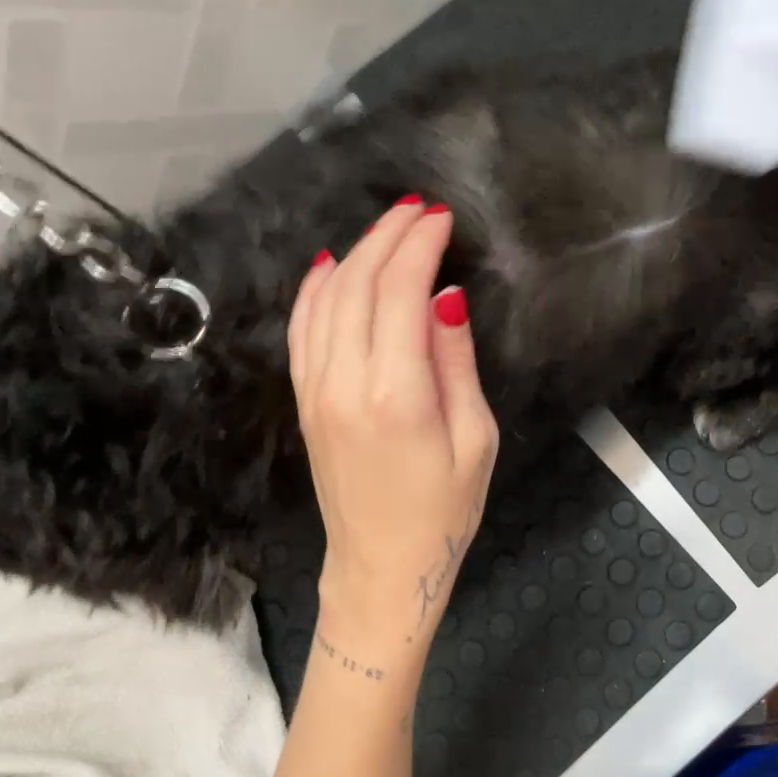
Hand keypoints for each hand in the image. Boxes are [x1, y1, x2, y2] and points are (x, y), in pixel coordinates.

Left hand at [287, 198, 499, 653]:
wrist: (382, 565)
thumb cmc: (444, 511)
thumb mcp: (475, 439)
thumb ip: (455, 363)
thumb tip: (445, 297)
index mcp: (395, 394)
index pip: (400, 292)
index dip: (418, 246)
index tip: (440, 218)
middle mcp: (344, 383)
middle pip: (358, 285)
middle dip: (388, 238)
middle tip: (418, 211)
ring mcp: (315, 391)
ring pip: (324, 300)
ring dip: (355, 255)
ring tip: (387, 229)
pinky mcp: (304, 402)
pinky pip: (302, 330)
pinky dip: (315, 291)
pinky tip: (333, 267)